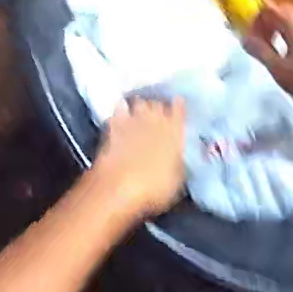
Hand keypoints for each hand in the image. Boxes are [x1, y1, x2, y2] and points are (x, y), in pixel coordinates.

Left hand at [87, 98, 187, 219]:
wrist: (120, 186)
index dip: (178, 106)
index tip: (178, 103)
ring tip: (140, 111)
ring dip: (140, 106)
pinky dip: (121, 110)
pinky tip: (121, 114)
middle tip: (158, 113)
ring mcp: (133, 120)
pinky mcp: (114, 124)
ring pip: (139, 102)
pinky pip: (119, 109)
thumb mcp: (177, 179)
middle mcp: (154, 121)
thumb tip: (176, 156)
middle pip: (158, 103)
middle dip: (158, 107)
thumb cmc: (154, 189)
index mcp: (174, 133)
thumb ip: (177, 160)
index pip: (178, 110)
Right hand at [244, 1, 292, 126]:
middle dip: (269, 26)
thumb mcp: (277, 69)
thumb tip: (245, 38)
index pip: (268, 8)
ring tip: (279, 55)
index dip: (255, 22)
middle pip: (284, 13)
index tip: (251, 40)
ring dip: (283, 34)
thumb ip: (259, 50)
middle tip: (261, 47)